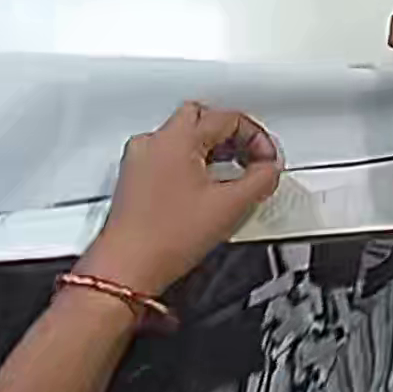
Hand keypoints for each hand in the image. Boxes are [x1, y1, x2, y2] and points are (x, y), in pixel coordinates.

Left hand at [76, 102, 281, 293]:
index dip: (257, 138)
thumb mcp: (233, 204)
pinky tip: (205, 183)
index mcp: (178, 139)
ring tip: (231, 169)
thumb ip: (263, 177)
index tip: (266, 160)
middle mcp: (154, 144)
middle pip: (203, 116)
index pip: (229, 119)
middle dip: (232, 133)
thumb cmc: (164, 240)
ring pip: (183, 134)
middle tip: (249, 154)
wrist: (122, 276)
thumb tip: (270, 169)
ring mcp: (138, 162)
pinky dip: (192, 159)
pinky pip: (168, 153)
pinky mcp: (132, 181)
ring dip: (211, 145)